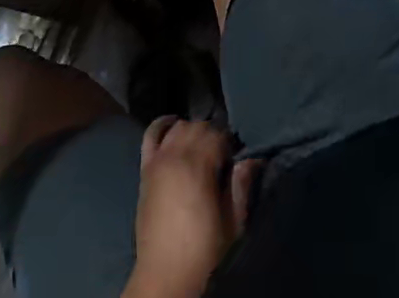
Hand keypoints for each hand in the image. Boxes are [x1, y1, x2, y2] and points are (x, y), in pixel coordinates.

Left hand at [124, 117, 259, 297]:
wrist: (166, 273)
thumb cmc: (204, 251)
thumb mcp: (233, 224)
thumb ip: (241, 186)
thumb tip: (254, 158)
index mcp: (198, 167)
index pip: (217, 134)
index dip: (230, 143)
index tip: (237, 158)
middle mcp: (175, 155)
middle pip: (197, 126)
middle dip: (213, 135)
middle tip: (223, 156)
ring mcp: (157, 159)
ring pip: (177, 127)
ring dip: (191, 130)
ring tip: (202, 149)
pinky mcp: (144, 167)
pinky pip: (150, 134)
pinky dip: (162, 125)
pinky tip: (173, 124)